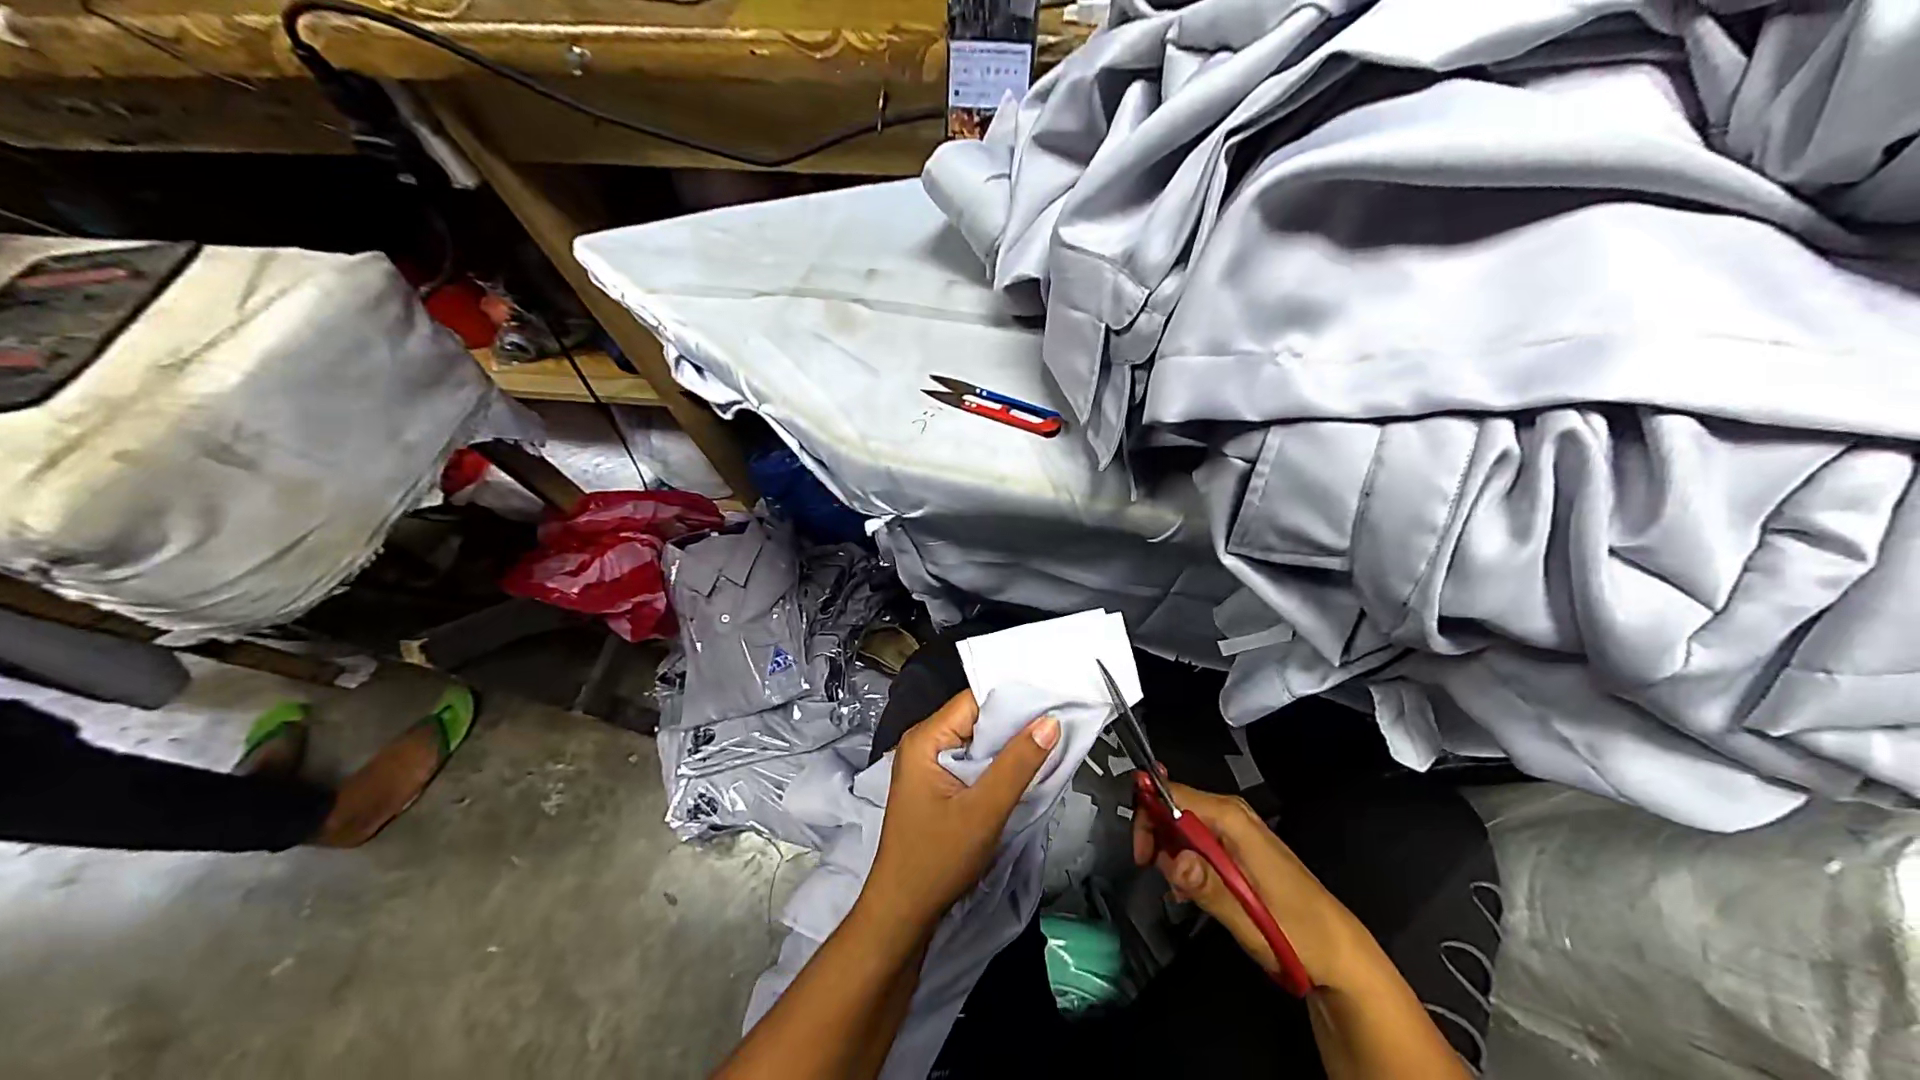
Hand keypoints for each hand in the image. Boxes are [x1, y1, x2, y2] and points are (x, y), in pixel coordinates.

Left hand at [862, 690, 1060, 927]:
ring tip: (1046, 747)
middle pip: (976, 718)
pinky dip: (997, 766)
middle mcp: (923, 744)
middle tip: (1056, 726)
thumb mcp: (984, 811)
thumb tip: (1049, 722)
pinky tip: (1022, 772)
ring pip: (978, 742)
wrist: (904, 911)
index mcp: (924, 739)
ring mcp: (929, 766)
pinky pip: (973, 762)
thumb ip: (1018, 764)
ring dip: (1008, 747)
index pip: (974, 701)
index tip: (1051, 704)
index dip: (1013, 701)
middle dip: (1014, 724)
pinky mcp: (937, 786)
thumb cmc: (936, 860)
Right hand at [1132, 776, 1362, 989]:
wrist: (1340, 954)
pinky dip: (1186, 861)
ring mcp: (1236, 829)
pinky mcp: (1237, 846)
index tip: (1142, 856)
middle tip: (1162, 878)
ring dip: (1171, 854)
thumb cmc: (1300, 935)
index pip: (1173, 794)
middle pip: (1173, 805)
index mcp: (1233, 820)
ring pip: (1182, 824)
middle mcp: (1232, 814)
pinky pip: (1197, 839)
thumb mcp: (1249, 919)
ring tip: (1184, 892)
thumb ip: (1207, 887)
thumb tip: (1173, 859)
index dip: (1148, 817)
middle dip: (1157, 839)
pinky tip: (1194, 889)